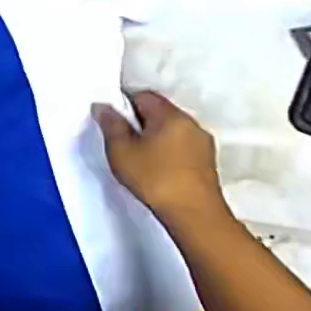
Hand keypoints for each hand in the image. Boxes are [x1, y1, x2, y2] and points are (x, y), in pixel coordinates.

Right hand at [92, 91, 228, 230]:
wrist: (194, 214)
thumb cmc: (154, 178)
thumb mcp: (120, 150)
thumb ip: (111, 124)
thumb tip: (103, 106)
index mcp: (171, 116)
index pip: (144, 95)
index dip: (123, 103)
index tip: (111, 120)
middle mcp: (191, 124)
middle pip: (159, 110)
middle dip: (138, 119)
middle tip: (120, 137)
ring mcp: (202, 143)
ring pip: (170, 128)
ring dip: (152, 134)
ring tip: (136, 153)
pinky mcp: (206, 161)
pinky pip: (180, 143)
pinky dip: (165, 147)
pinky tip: (154, 165)